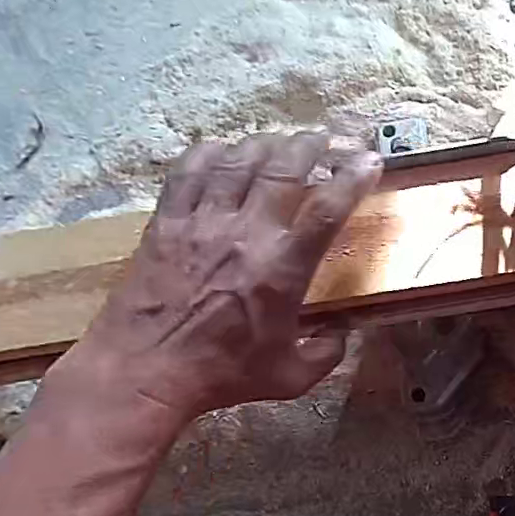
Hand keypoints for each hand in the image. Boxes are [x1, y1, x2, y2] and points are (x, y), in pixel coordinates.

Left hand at [55, 132, 381, 428]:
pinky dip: (210, 153)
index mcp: (283, 269)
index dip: (353, 179)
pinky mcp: (166, 223)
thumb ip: (328, 352)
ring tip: (281, 141)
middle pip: (282, 169)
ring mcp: (201, 223)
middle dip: (309, 146)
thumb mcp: (293, 375)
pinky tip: (224, 149)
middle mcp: (245, 235)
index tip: (371, 160)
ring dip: (265, 145)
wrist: (143, 371)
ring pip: (237, 161)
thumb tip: (344, 332)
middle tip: (324, 139)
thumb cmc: (224, 374)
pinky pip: (189, 172)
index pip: (326, 210)